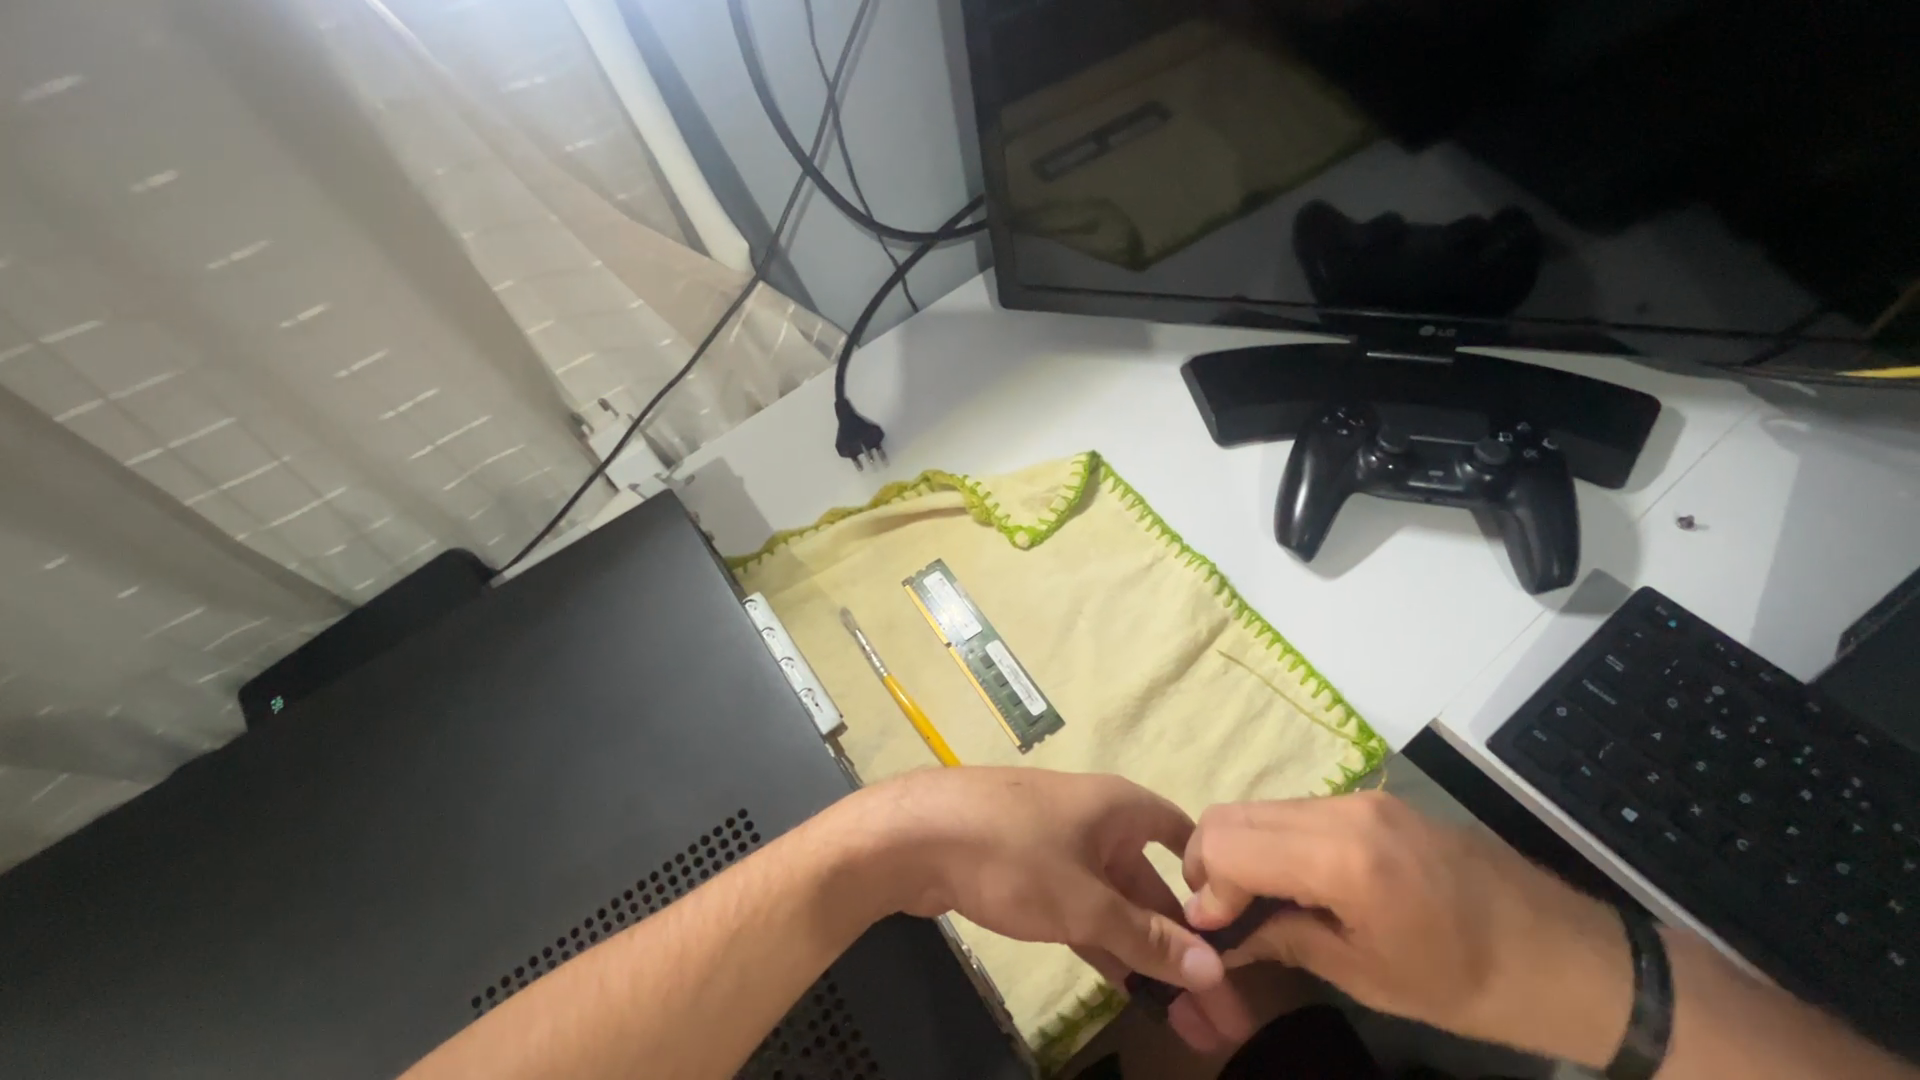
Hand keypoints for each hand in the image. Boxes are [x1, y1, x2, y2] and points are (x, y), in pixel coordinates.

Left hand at [846, 768, 1256, 1051]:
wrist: (912, 836)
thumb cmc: (1011, 853)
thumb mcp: (1084, 901)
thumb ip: (1147, 939)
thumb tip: (1213, 971)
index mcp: (1120, 807)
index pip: (1185, 839)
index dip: (1214, 883)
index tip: (1241, 937)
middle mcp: (1096, 821)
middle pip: (1150, 882)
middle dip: (1179, 943)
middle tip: (1213, 1009)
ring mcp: (1059, 845)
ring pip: (1113, 901)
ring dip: (1142, 953)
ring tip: (1178, 1014)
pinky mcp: (1026, 871)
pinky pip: (1079, 907)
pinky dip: (1102, 942)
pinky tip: (1123, 986)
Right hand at [1182, 792, 1634, 1066]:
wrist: (1569, 957)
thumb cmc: (1469, 985)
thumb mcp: (1365, 974)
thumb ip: (1281, 937)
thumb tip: (1216, 930)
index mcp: (1343, 857)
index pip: (1229, 843)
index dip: (1208, 888)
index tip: (1213, 932)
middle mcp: (1343, 809)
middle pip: (1234, 813)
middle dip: (1211, 861)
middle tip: (1223, 914)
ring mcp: (1360, 798)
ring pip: (1262, 807)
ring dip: (1242, 850)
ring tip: (1255, 902)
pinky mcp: (1373, 801)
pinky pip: (1297, 811)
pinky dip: (1275, 842)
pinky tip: (1295, 883)